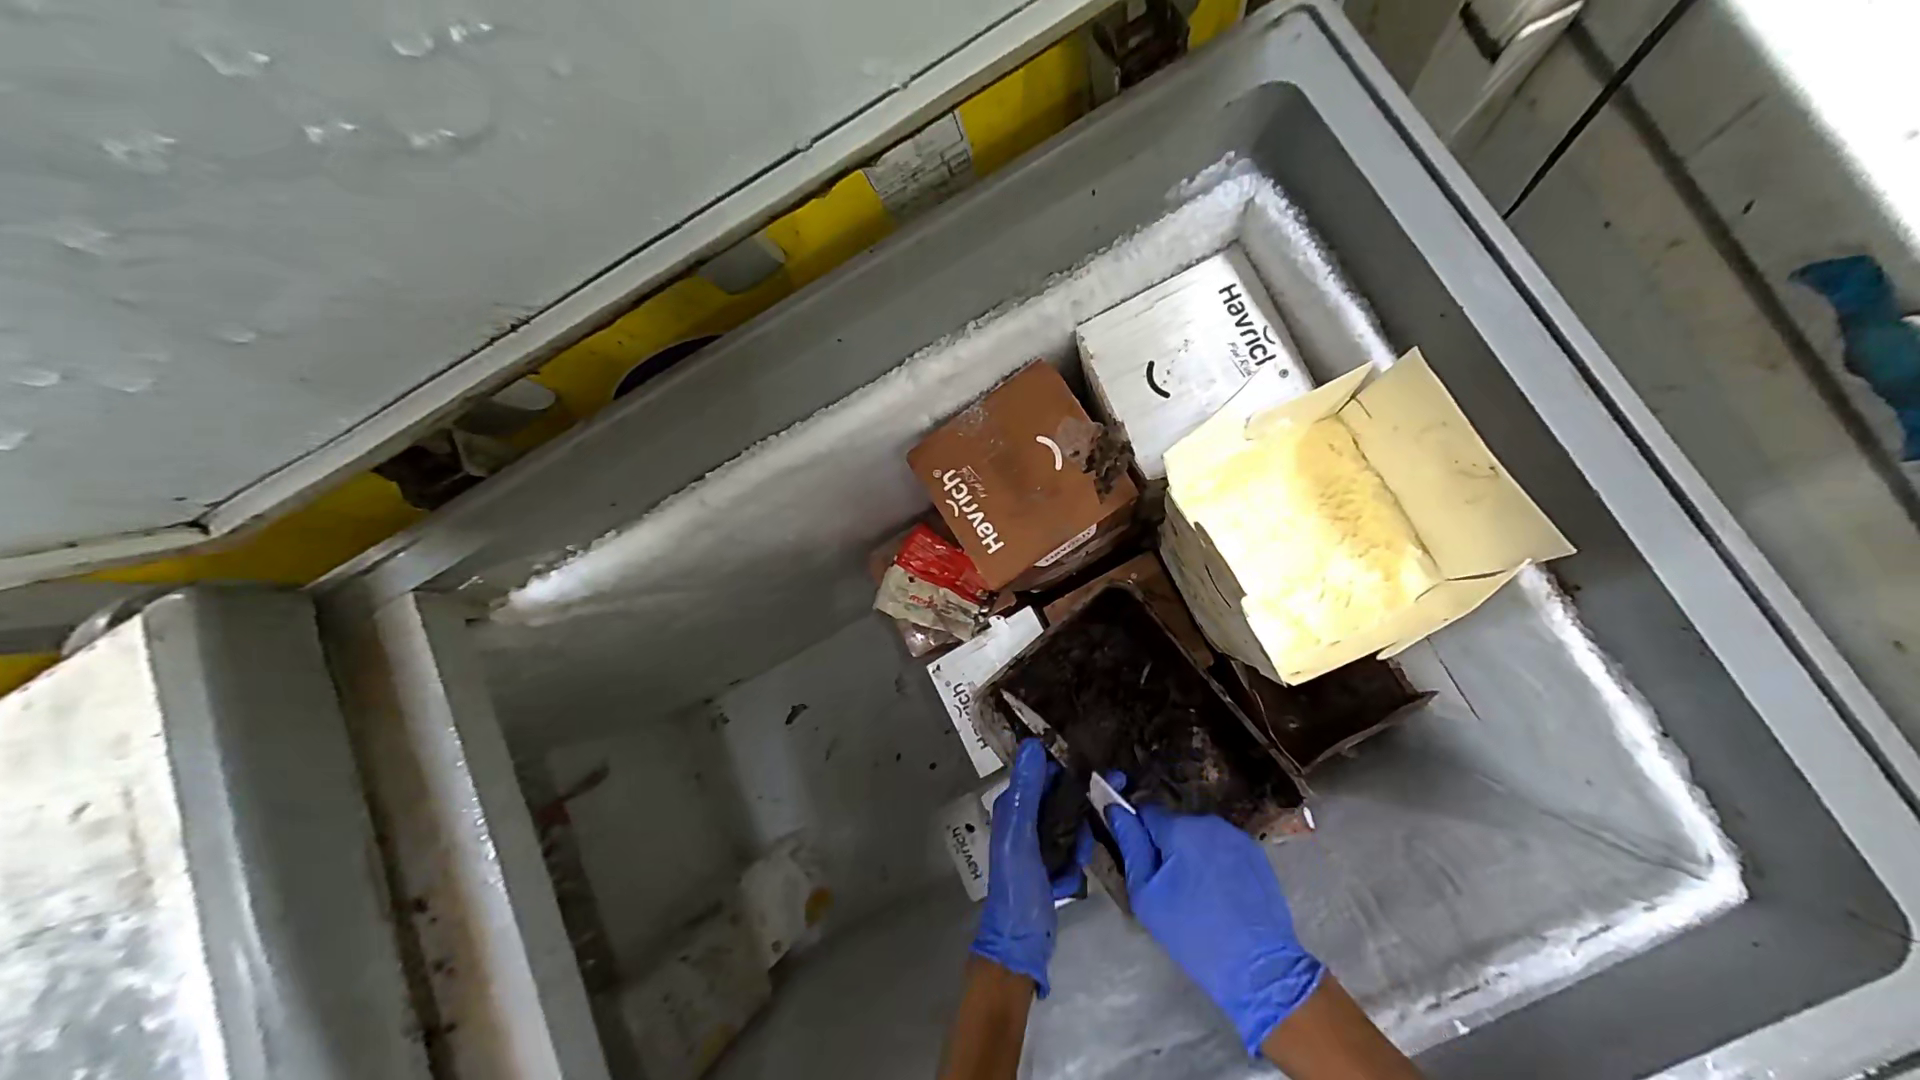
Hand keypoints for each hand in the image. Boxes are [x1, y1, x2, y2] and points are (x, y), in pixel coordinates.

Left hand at [970, 740, 1089, 997]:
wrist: (1021, 944)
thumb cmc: (1017, 885)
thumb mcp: (1020, 834)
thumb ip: (1026, 790)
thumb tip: (1032, 744)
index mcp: (1013, 807)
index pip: (1043, 772)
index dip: (1069, 764)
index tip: (1099, 761)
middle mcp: (1024, 820)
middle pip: (1061, 797)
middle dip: (1083, 799)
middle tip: (1117, 790)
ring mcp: (1038, 845)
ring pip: (1071, 824)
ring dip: (1079, 839)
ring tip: (1075, 859)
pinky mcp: (1052, 866)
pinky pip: (1073, 851)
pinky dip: (1075, 863)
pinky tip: (1069, 880)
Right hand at [1104, 799, 1324, 1055]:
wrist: (1260, 969)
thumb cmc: (1193, 933)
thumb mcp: (1146, 894)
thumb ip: (1129, 845)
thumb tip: (1114, 808)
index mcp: (1180, 828)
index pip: (1145, 810)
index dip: (1137, 832)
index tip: (1139, 860)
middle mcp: (1210, 822)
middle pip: (1173, 823)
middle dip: (1165, 845)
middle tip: (1166, 885)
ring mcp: (1237, 837)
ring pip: (1198, 836)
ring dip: (1190, 853)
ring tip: (1194, 893)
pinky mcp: (1257, 855)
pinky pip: (1221, 848)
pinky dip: (1214, 863)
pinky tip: (1218, 895)